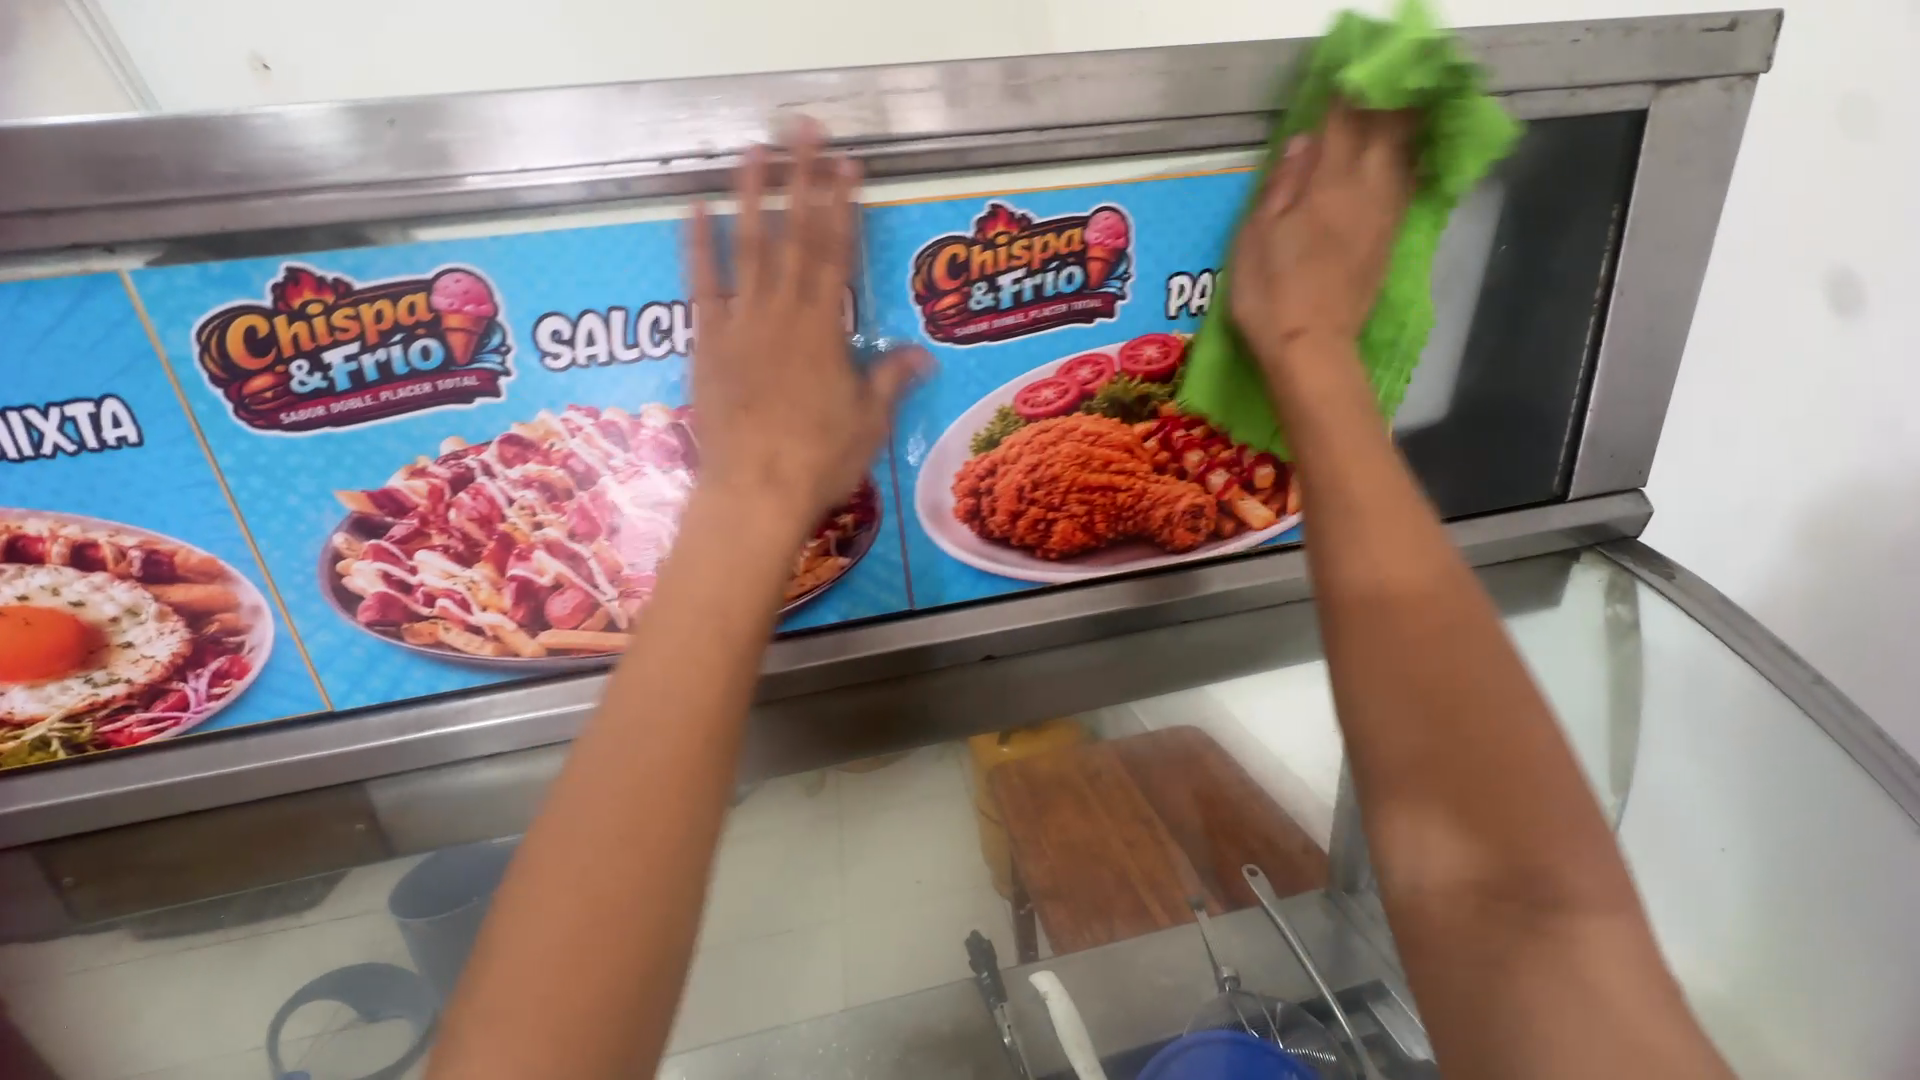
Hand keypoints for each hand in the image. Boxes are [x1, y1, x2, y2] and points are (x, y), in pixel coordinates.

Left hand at [687, 120, 927, 536]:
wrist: (754, 492)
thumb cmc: (819, 461)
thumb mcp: (869, 423)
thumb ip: (891, 380)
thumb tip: (924, 354)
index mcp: (825, 331)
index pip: (838, 254)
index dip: (843, 205)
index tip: (847, 163)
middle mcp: (783, 314)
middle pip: (796, 236)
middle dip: (802, 179)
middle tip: (804, 128)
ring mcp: (741, 324)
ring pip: (748, 248)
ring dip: (752, 195)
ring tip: (753, 149)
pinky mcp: (707, 343)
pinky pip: (702, 285)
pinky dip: (697, 246)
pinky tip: (694, 210)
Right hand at [1231, 103, 1415, 373]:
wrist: (1310, 349)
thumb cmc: (1270, 294)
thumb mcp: (1255, 237)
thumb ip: (1281, 186)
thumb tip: (1303, 143)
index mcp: (1329, 183)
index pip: (1342, 121)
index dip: (1340, 98)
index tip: (1334, 85)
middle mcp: (1367, 189)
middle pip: (1387, 129)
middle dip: (1378, 107)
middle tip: (1362, 100)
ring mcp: (1384, 216)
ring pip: (1402, 155)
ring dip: (1395, 131)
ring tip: (1381, 122)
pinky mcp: (1389, 241)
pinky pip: (1403, 186)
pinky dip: (1399, 165)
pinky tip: (1389, 166)